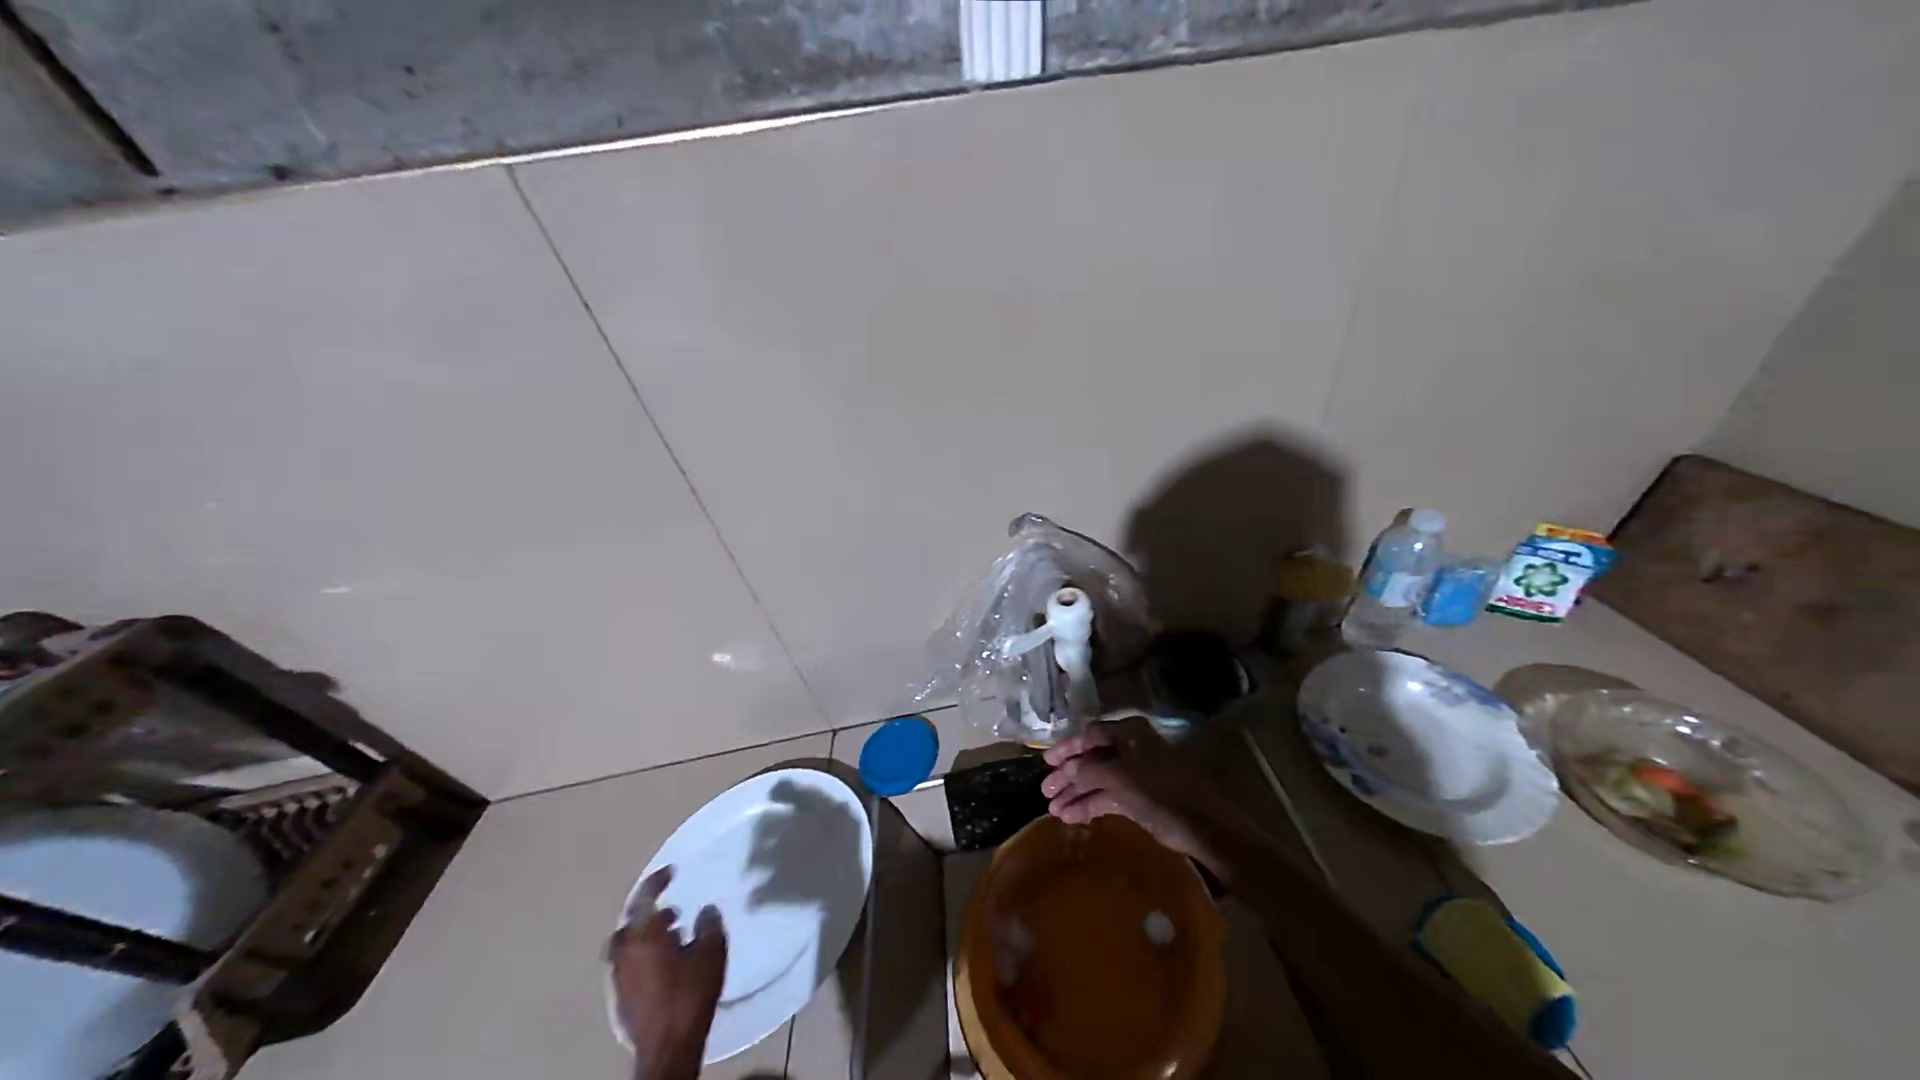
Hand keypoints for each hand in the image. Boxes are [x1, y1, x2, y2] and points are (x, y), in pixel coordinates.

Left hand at [608, 867, 726, 1079]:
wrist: (668, 1046)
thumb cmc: (690, 993)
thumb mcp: (711, 953)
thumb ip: (709, 925)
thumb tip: (706, 910)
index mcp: (643, 935)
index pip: (644, 898)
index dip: (657, 881)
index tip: (671, 871)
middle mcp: (625, 951)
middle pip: (631, 922)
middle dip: (651, 912)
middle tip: (673, 911)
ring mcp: (619, 976)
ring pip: (628, 944)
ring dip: (648, 935)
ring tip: (674, 936)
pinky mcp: (622, 996)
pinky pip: (630, 963)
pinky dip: (645, 954)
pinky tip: (667, 963)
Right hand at [1039, 716, 1239, 865]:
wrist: (1204, 827)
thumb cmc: (1161, 793)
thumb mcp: (1121, 778)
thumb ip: (1089, 770)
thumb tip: (1067, 768)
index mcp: (1130, 733)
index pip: (1090, 734)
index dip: (1067, 748)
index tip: (1046, 763)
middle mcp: (1132, 748)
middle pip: (1092, 758)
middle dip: (1068, 776)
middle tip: (1045, 791)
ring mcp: (1136, 774)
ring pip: (1098, 779)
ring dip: (1076, 794)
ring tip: (1053, 810)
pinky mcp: (1139, 798)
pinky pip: (1108, 796)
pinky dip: (1090, 805)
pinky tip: (1071, 817)